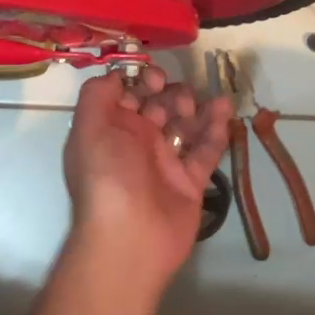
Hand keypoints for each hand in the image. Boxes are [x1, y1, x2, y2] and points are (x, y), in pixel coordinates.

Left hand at [63, 67, 230, 284]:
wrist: (130, 238)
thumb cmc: (107, 176)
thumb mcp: (89, 127)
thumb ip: (98, 94)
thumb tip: (116, 76)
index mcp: (111, 128)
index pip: (128, 94)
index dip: (142, 81)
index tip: (157, 80)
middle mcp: (137, 142)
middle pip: (159, 106)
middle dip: (172, 95)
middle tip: (181, 101)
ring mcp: (164, 162)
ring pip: (185, 125)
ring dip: (198, 108)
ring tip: (210, 102)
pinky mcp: (190, 182)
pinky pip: (206, 150)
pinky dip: (216, 130)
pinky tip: (225, 111)